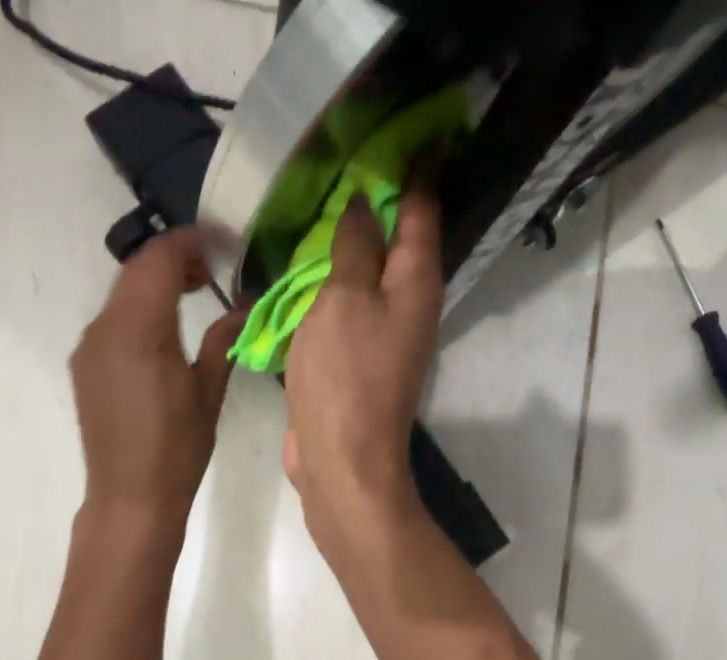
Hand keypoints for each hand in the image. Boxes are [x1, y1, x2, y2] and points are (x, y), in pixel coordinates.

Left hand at [72, 228, 245, 536]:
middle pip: (136, 270)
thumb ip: (222, 341)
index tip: (227, 242)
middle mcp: (104, 329)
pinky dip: (142, 308)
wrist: (130, 498)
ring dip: (158, 282)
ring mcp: (89, 347)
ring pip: (123, 293)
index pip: (159, 260)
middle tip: (217, 266)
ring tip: (198, 291)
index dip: (192, 241)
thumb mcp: (208, 393)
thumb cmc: (177, 451)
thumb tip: (242, 308)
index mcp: (137, 332)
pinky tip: (169, 328)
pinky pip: (114, 319)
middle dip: (176, 258)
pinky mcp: (87, 365)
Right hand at [282, 189, 444, 545]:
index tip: (394, 132)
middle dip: (377, 200)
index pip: (421, 209)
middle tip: (342, 159)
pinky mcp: (359, 357)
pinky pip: (348, 303)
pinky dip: (332, 279)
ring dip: (351, 241)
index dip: (410, 170)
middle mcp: (410, 303)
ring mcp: (386, 332)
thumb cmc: (345, 376)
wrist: (343, 460)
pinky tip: (305, 264)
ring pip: (371, 272)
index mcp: (417, 280)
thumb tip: (364, 203)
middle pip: (399, 239)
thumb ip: (354, 247)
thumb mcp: (344, 298)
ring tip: (319, 201)